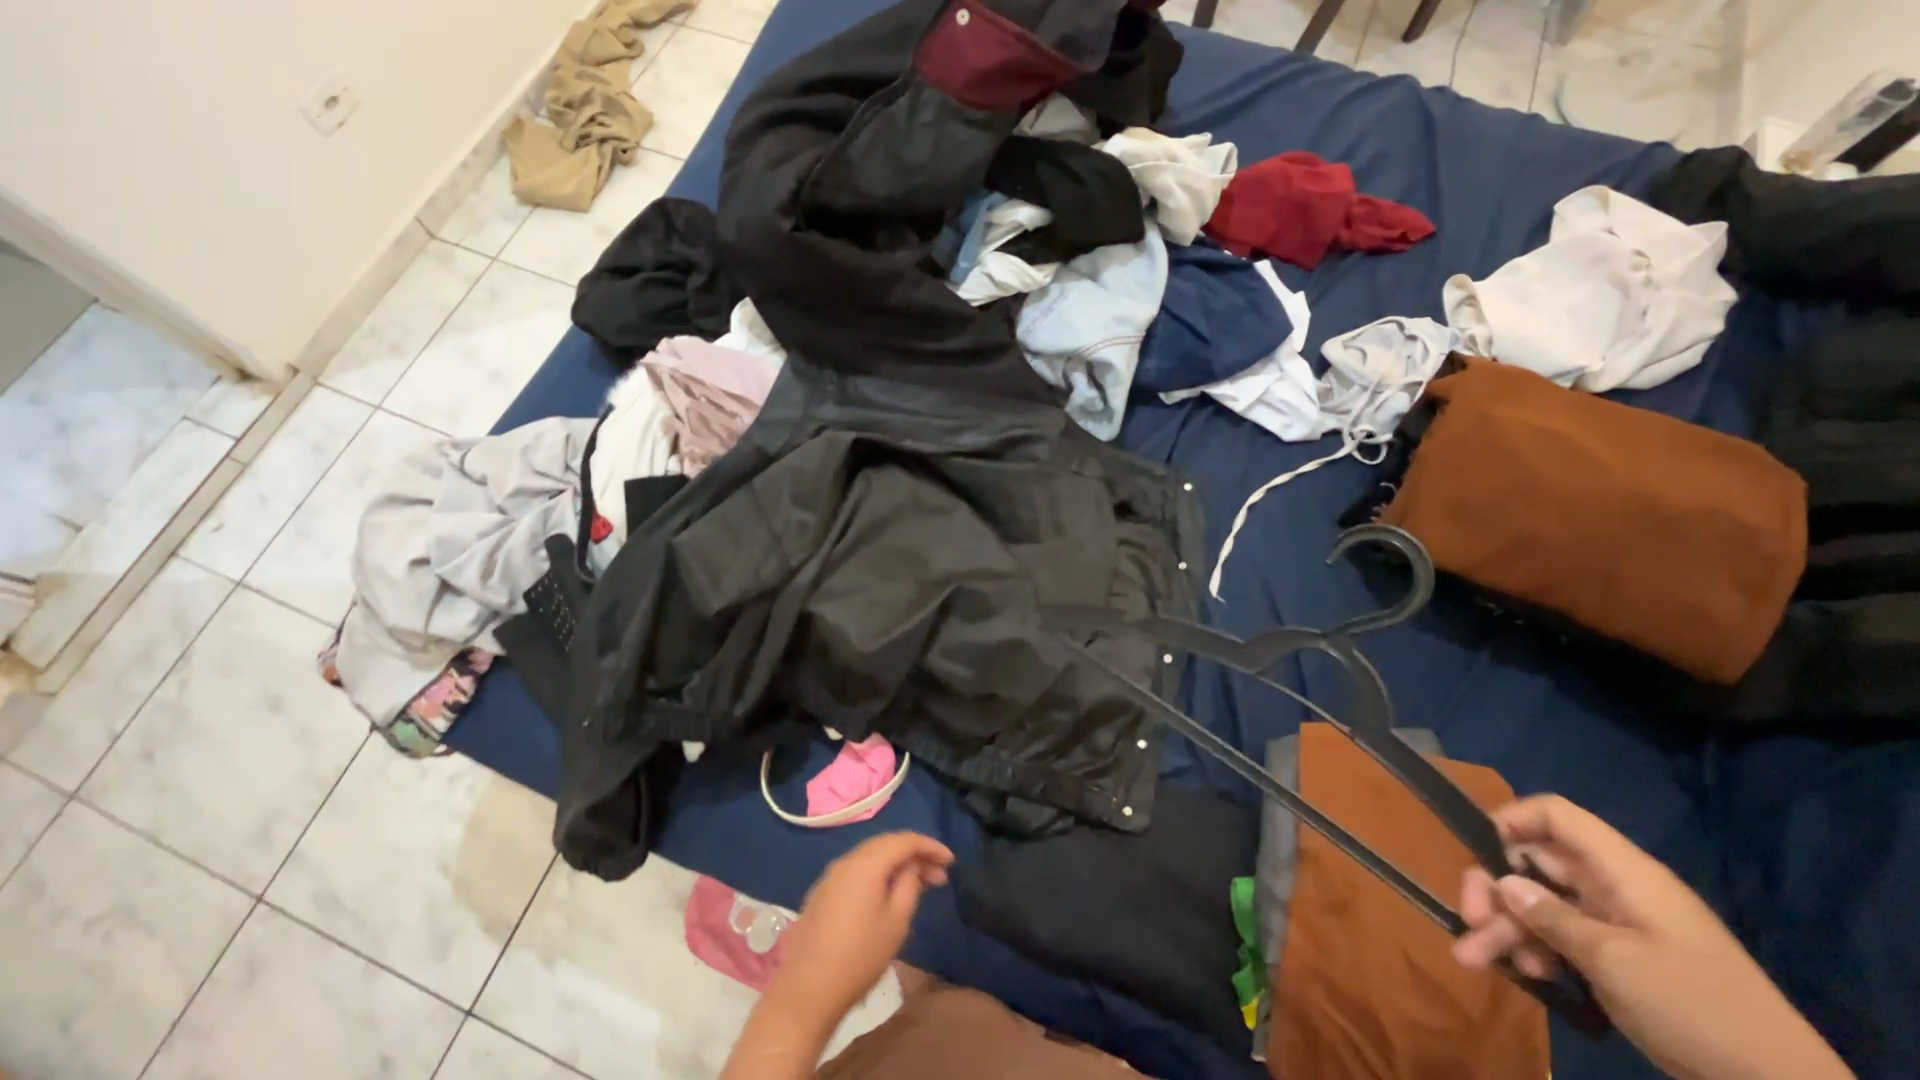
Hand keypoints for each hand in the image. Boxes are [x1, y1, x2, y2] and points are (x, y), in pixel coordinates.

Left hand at [765, 832, 953, 1027]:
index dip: (930, 846)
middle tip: (939, 874)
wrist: (807, 989)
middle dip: (914, 855)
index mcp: (865, 864)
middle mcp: (845, 862)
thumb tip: (912, 867)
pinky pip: (856, 873)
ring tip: (919, 884)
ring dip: (896, 865)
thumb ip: (909, 885)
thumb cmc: (860, 955)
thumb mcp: (896, 921)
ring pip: (870, 858)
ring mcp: (830, 878)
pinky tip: (888, 894)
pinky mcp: (822, 895)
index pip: (903, 841)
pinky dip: (878, 875)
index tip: (951, 861)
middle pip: (885, 845)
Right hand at [1452, 795, 1851, 1079]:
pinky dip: (1535, 952)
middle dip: (1495, 888)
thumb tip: (1504, 882)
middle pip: (1537, 864)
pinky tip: (1524, 978)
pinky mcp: (1619, 959)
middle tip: (1468, 920)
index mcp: (1622, 871)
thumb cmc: (1692, 1004)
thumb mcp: (1613, 960)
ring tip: (1473, 961)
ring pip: (1542, 907)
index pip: (1556, 816)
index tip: (1475, 851)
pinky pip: (1562, 939)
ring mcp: (1617, 925)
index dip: (1511, 820)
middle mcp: (1614, 888)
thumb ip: (1551, 917)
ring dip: (1505, 930)